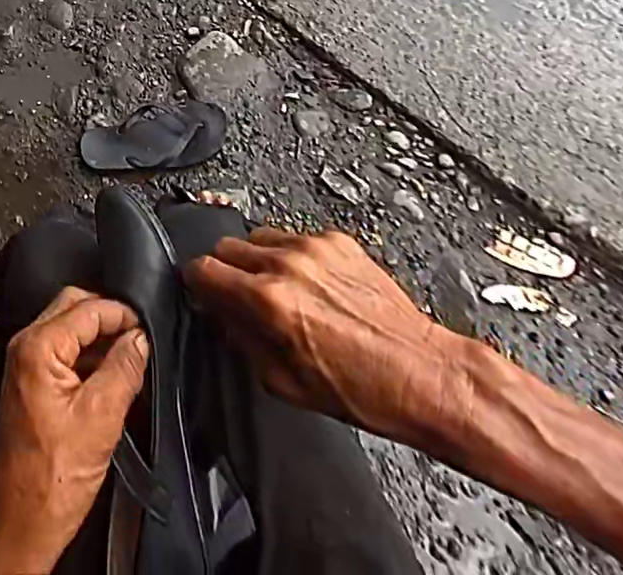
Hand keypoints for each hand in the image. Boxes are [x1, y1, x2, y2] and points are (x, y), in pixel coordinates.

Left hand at [0, 288, 149, 574]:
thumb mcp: (101, 418)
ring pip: (68, 328)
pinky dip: (88, 356)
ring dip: (99, 337)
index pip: (87, 307)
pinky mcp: (31, 383)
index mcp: (37, 348)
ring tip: (129, 360)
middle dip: (109, 317)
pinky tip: (110, 377)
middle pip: (73, 307)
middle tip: (139, 337)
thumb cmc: (48, 482)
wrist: (22, 521)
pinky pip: (63, 352)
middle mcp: (25, 348)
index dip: (121, 313)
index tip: (145, 327)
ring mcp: (26, 365)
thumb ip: (124, 369)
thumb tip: (140, 339)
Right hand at [182, 229, 466, 446]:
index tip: (200, 289)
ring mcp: (315, 248)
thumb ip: (240, 339)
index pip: (203, 268)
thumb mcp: (284, 381)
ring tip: (277, 289)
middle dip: (224, 270)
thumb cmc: (367, 388)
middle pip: (225, 246)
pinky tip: (310, 285)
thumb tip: (219, 315)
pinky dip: (292, 256)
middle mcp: (288, 264)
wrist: (426, 374)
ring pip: (258, 236)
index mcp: (269, 300)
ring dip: (256, 260)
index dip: (196, 282)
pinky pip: (295, 237)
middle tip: (237, 294)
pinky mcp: (339, 242)